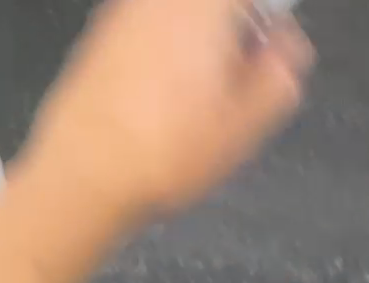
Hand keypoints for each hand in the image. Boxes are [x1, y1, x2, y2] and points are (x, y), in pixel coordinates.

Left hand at [20, 0, 313, 225]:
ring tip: (187, 109)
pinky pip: (142, 38)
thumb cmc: (155, 156)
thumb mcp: (244, 128)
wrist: (81, 180)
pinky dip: (156, 63)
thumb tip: (287, 54)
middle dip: (229, 39)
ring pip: (177, 21)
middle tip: (229, 88)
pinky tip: (152, 113)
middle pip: (214, 11)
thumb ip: (280, 76)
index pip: (251, 3)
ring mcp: (123, 12)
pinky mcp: (95, 41)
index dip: (265, 24)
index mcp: (207, 3)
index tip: (266, 55)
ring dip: (192, 53)